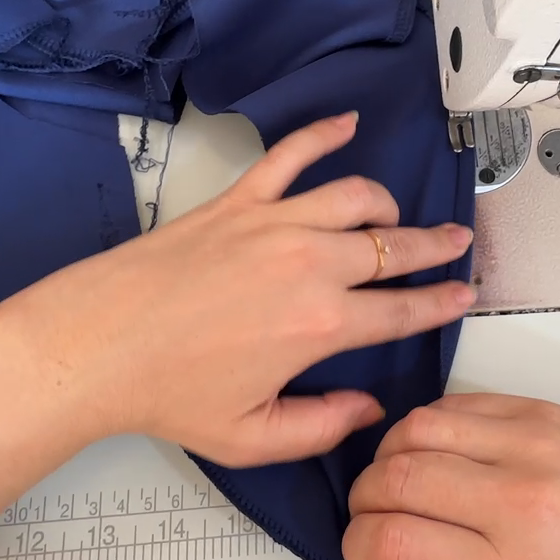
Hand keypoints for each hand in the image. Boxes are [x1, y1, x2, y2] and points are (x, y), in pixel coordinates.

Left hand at [0, 112, 474, 466]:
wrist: (95, 345)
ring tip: (390, 217)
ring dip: (384, 205)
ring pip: (356, 196)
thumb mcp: (253, 437)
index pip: (402, 310)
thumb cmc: (170, 396)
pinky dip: (322, 133)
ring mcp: (275, 222)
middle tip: (458, 241)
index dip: (440, 301)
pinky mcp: (240, 199)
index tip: (465, 292)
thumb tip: (372, 408)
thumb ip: (324, 426)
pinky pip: (291, 155)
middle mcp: (311, 264)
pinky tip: (347, 122)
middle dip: (435, 245)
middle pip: (393, 246)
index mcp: (322, 325)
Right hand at [343, 394, 559, 559]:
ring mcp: (528, 441)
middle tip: (370, 508)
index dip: (358, 541)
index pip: (394, 543)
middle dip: (365, 495)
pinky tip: (433, 445)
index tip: (359, 543)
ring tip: (395, 472)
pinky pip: (454, 404)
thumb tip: (395, 536)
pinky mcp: (535, 405)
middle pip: (395, 478)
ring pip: (414, 428)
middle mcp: (517, 501)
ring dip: (388, 452)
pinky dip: (427, 424)